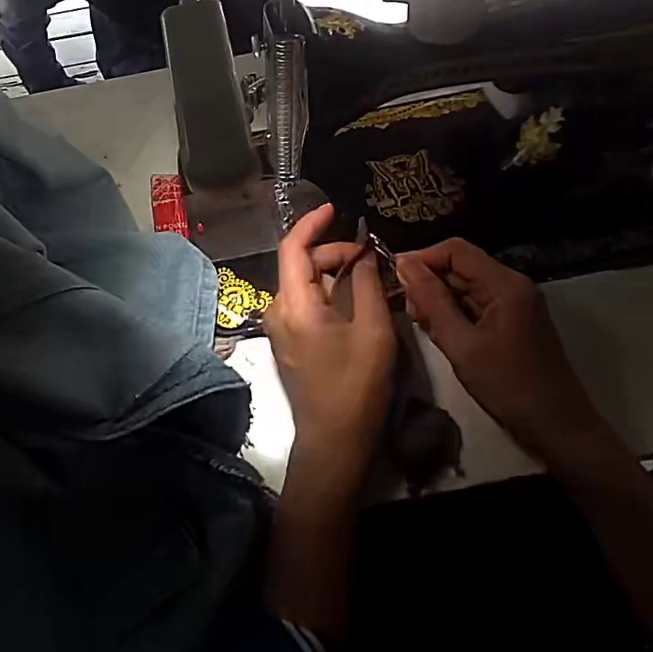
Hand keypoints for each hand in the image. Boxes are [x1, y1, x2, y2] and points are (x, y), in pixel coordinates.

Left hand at [265, 204, 395, 470]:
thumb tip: (364, 252)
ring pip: (307, 283)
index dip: (312, 223)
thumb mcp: (373, 330)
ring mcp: (283, 328)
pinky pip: (309, 302)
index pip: (293, 247)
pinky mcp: (292, 341)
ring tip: (370, 276)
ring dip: (336, 272)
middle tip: (372, 257)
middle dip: (335, 252)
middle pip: (302, 264)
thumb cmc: (355, 386)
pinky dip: (332, 292)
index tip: (335, 209)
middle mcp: (279, 312)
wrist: (334, 443)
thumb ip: (367, 284)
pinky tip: (358, 297)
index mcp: (294, 305)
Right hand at [395, 239, 616, 464]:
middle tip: (407, 309)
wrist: (557, 426)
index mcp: (505, 283)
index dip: (423, 258)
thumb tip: (405, 266)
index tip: (394, 277)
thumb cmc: (509, 386)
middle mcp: (513, 284)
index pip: (456, 250)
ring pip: (467, 286)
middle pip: (462, 266)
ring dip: (440, 299)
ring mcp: (515, 303)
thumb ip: (433, 303)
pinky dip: (455, 312)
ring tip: (422, 323)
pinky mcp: (514, 320)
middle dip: (430, 281)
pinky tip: (441, 332)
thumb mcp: (463, 346)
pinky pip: (477, 304)